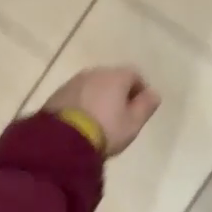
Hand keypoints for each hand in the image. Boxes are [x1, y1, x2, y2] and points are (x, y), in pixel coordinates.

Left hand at [42, 66, 159, 156]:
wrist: (62, 139)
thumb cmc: (105, 130)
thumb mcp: (133, 123)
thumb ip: (146, 106)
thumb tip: (154, 93)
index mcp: (116, 76)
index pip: (134, 74)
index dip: (140, 89)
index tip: (140, 107)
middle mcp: (94, 72)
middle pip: (112, 78)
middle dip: (118, 92)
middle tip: (120, 114)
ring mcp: (73, 81)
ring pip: (93, 85)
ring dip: (99, 97)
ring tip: (100, 118)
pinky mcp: (57, 93)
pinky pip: (77, 94)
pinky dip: (83, 102)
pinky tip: (82, 120)